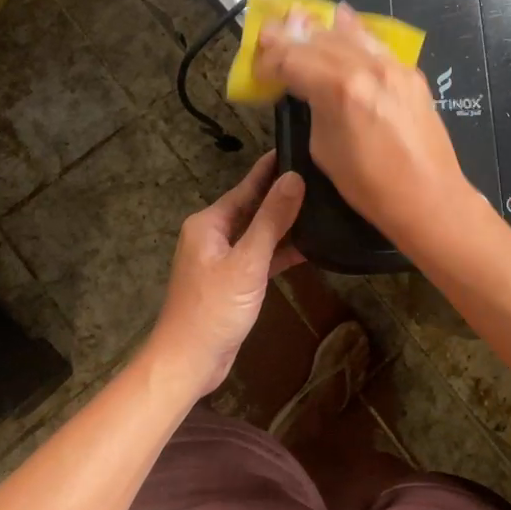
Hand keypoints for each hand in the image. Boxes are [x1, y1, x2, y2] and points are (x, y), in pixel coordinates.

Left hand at [144, 152, 304, 397]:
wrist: (188, 363)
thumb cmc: (214, 309)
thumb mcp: (248, 262)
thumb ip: (272, 220)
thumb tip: (294, 178)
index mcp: (209, 223)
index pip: (247, 186)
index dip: (272, 168)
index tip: (299, 146)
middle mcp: (213, 235)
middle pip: (254, 207)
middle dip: (283, 193)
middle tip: (320, 175)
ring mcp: (222, 260)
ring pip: (258, 233)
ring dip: (285, 224)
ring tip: (322, 205)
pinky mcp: (232, 283)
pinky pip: (260, 256)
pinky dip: (281, 252)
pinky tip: (310, 247)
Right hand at [253, 4, 480, 241]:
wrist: (428, 196)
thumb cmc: (368, 185)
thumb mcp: (322, 148)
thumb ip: (312, 108)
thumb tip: (305, 89)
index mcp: (339, 89)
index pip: (292, 59)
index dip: (269, 61)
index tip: (258, 68)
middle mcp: (366, 66)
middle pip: (318, 40)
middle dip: (290, 38)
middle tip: (270, 34)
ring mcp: (392, 65)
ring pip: (347, 33)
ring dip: (320, 29)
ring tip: (300, 20)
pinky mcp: (410, 72)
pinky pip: (374, 42)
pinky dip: (353, 30)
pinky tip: (342, 19)